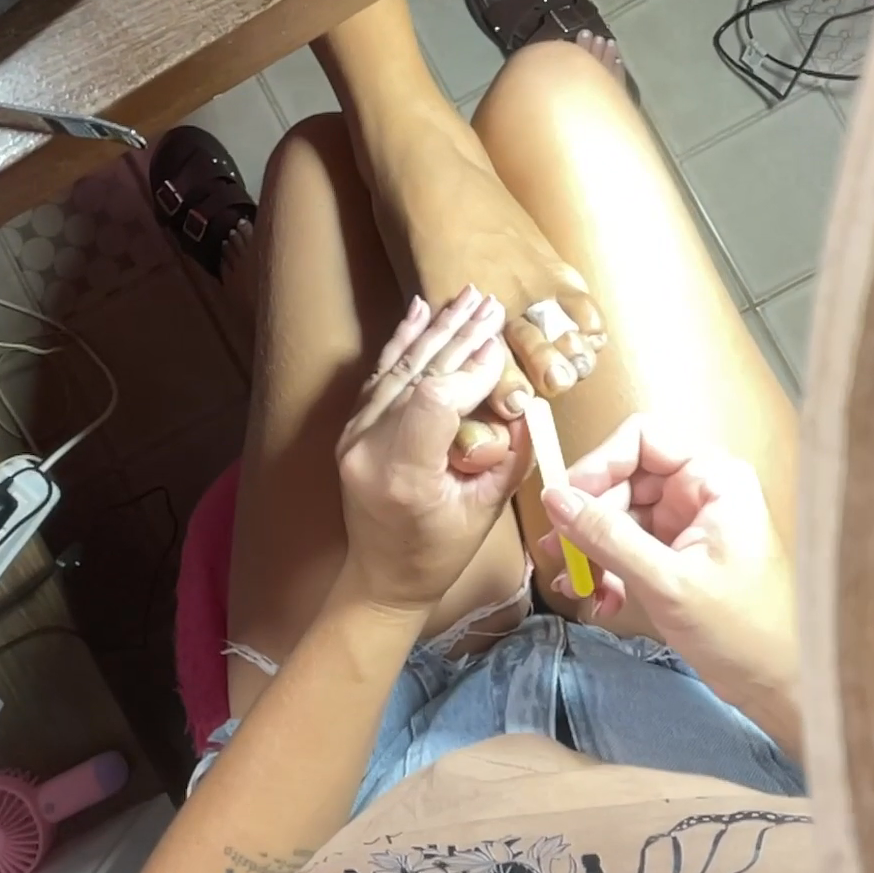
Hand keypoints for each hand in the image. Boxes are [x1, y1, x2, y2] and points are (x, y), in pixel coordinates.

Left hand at [336, 285, 528, 611]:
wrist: (381, 575)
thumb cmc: (438, 553)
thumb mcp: (486, 510)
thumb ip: (508, 453)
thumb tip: (521, 397)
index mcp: (403, 474)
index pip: (435, 399)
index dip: (472, 369)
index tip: (500, 347)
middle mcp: (367, 448)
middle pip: (418, 375)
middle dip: (459, 337)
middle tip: (489, 304)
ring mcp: (353, 436)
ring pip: (398, 368)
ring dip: (435, 330)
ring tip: (464, 297)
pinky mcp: (352, 429)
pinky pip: (379, 377)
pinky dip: (401, 342)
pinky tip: (419, 311)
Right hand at [536, 414, 797, 700]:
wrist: (780, 690)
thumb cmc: (745, 633)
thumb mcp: (667, 582)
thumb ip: (607, 537)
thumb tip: (554, 498)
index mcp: (713, 478)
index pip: (642, 438)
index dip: (600, 462)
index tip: (567, 499)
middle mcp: (697, 489)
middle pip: (621, 478)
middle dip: (587, 516)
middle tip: (560, 550)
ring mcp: (683, 521)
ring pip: (616, 513)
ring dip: (590, 547)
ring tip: (574, 581)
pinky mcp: (673, 552)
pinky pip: (623, 544)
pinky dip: (606, 568)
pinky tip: (600, 598)